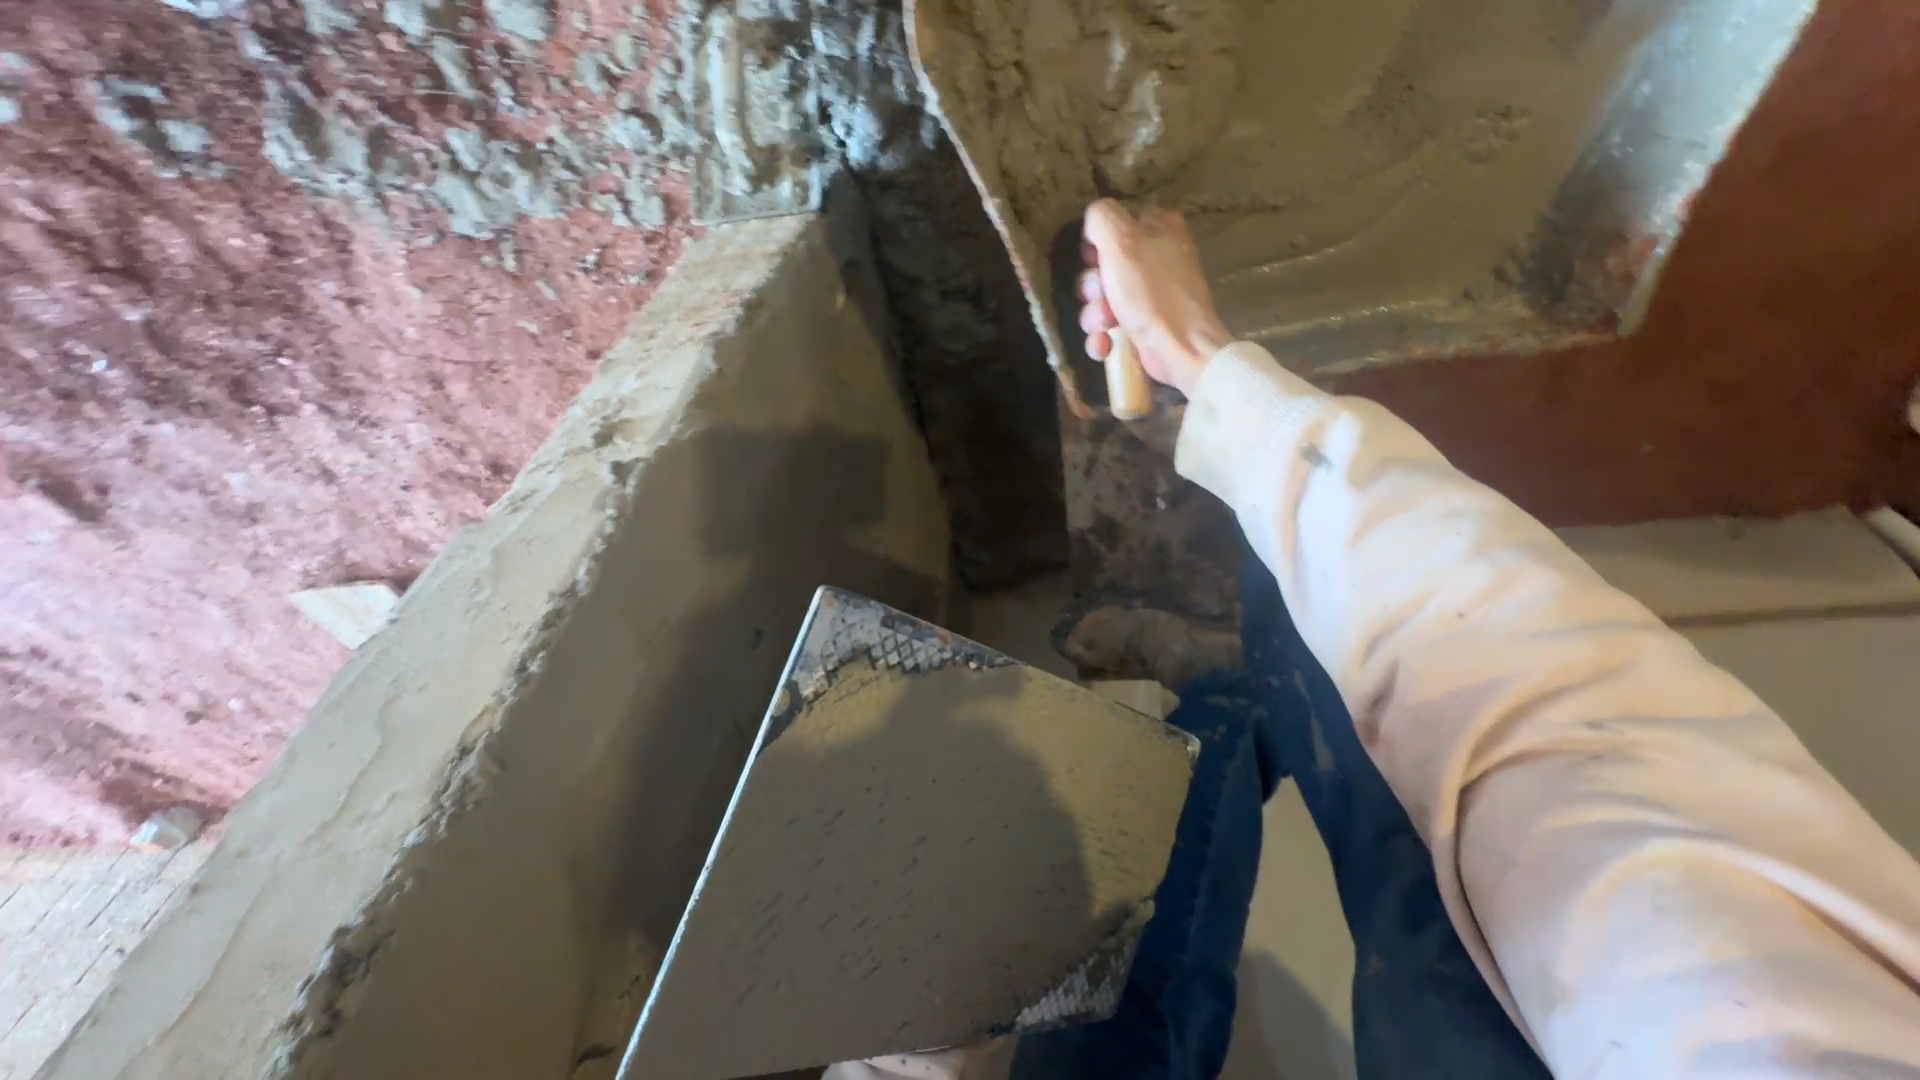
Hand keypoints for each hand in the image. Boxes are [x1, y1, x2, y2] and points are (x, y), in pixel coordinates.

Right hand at [1078, 199, 1231, 397]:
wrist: (1180, 347)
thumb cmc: (1151, 292)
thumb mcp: (1122, 241)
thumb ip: (1102, 217)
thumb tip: (1092, 220)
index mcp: (1158, 225)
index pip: (1110, 222)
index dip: (1095, 244)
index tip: (1095, 260)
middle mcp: (1155, 255)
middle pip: (1100, 264)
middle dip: (1092, 287)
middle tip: (1102, 295)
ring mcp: (1149, 292)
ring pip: (1100, 299)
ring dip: (1095, 315)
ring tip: (1108, 325)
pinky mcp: (1142, 323)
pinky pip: (1107, 326)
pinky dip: (1102, 337)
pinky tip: (1106, 344)